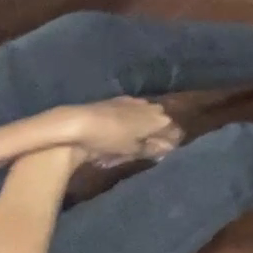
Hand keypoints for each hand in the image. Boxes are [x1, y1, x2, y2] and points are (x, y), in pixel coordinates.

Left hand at [57, 97, 180, 165]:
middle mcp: (155, 109)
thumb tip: (163, 151)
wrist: (78, 121)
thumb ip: (149, 150)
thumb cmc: (108, 138)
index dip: (167, 143)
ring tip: (126, 136)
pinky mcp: (120, 99)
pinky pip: (130, 110)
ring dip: (140, 125)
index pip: (174, 133)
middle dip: (153, 133)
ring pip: (145, 115)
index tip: (158, 152)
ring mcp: (138, 102)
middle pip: (160, 123)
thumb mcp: (129, 150)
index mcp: (162, 121)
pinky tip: (114, 126)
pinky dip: (127, 118)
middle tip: (139, 145)